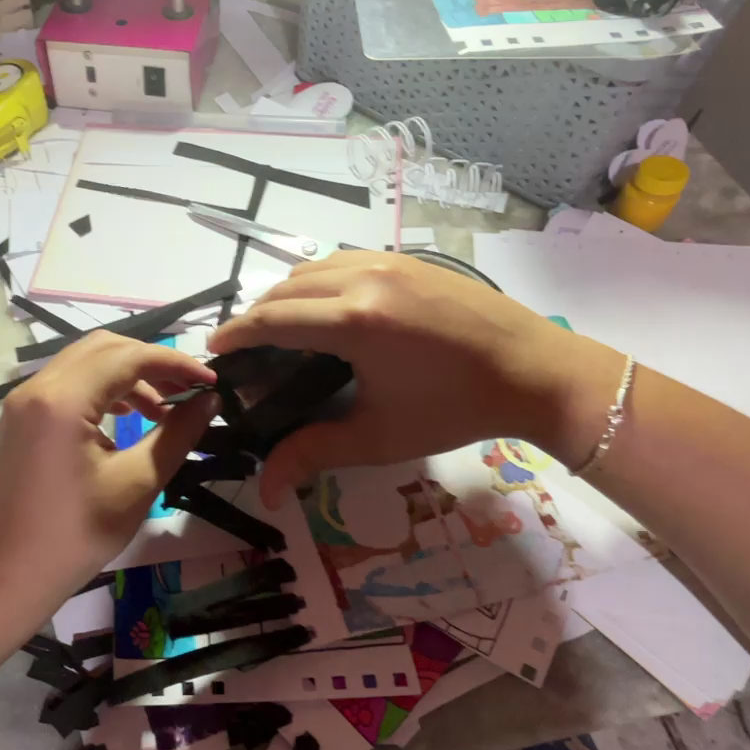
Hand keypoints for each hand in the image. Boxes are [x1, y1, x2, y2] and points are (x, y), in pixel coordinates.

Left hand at [0, 333, 219, 619]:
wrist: (7, 578)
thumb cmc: (76, 535)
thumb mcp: (137, 483)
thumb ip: (177, 433)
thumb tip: (209, 400)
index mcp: (62, 400)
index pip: (128, 357)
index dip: (175, 363)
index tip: (212, 380)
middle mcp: (36, 388)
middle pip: (103, 348)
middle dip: (151, 362)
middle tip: (189, 389)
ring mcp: (22, 403)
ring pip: (83, 363)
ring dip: (126, 376)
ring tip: (163, 409)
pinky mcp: (19, 420)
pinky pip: (66, 385)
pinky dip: (100, 390)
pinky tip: (125, 419)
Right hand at [208, 251, 622, 506]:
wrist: (534, 371)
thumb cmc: (455, 409)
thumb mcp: (379, 436)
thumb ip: (313, 454)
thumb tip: (265, 492)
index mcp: (354, 322)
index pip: (271, 319)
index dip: (236, 333)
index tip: (215, 350)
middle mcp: (362, 278)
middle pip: (284, 289)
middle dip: (256, 316)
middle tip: (248, 351)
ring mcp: (386, 260)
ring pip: (310, 268)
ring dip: (286, 295)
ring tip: (282, 330)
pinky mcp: (405, 257)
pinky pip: (340, 259)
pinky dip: (317, 280)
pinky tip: (325, 310)